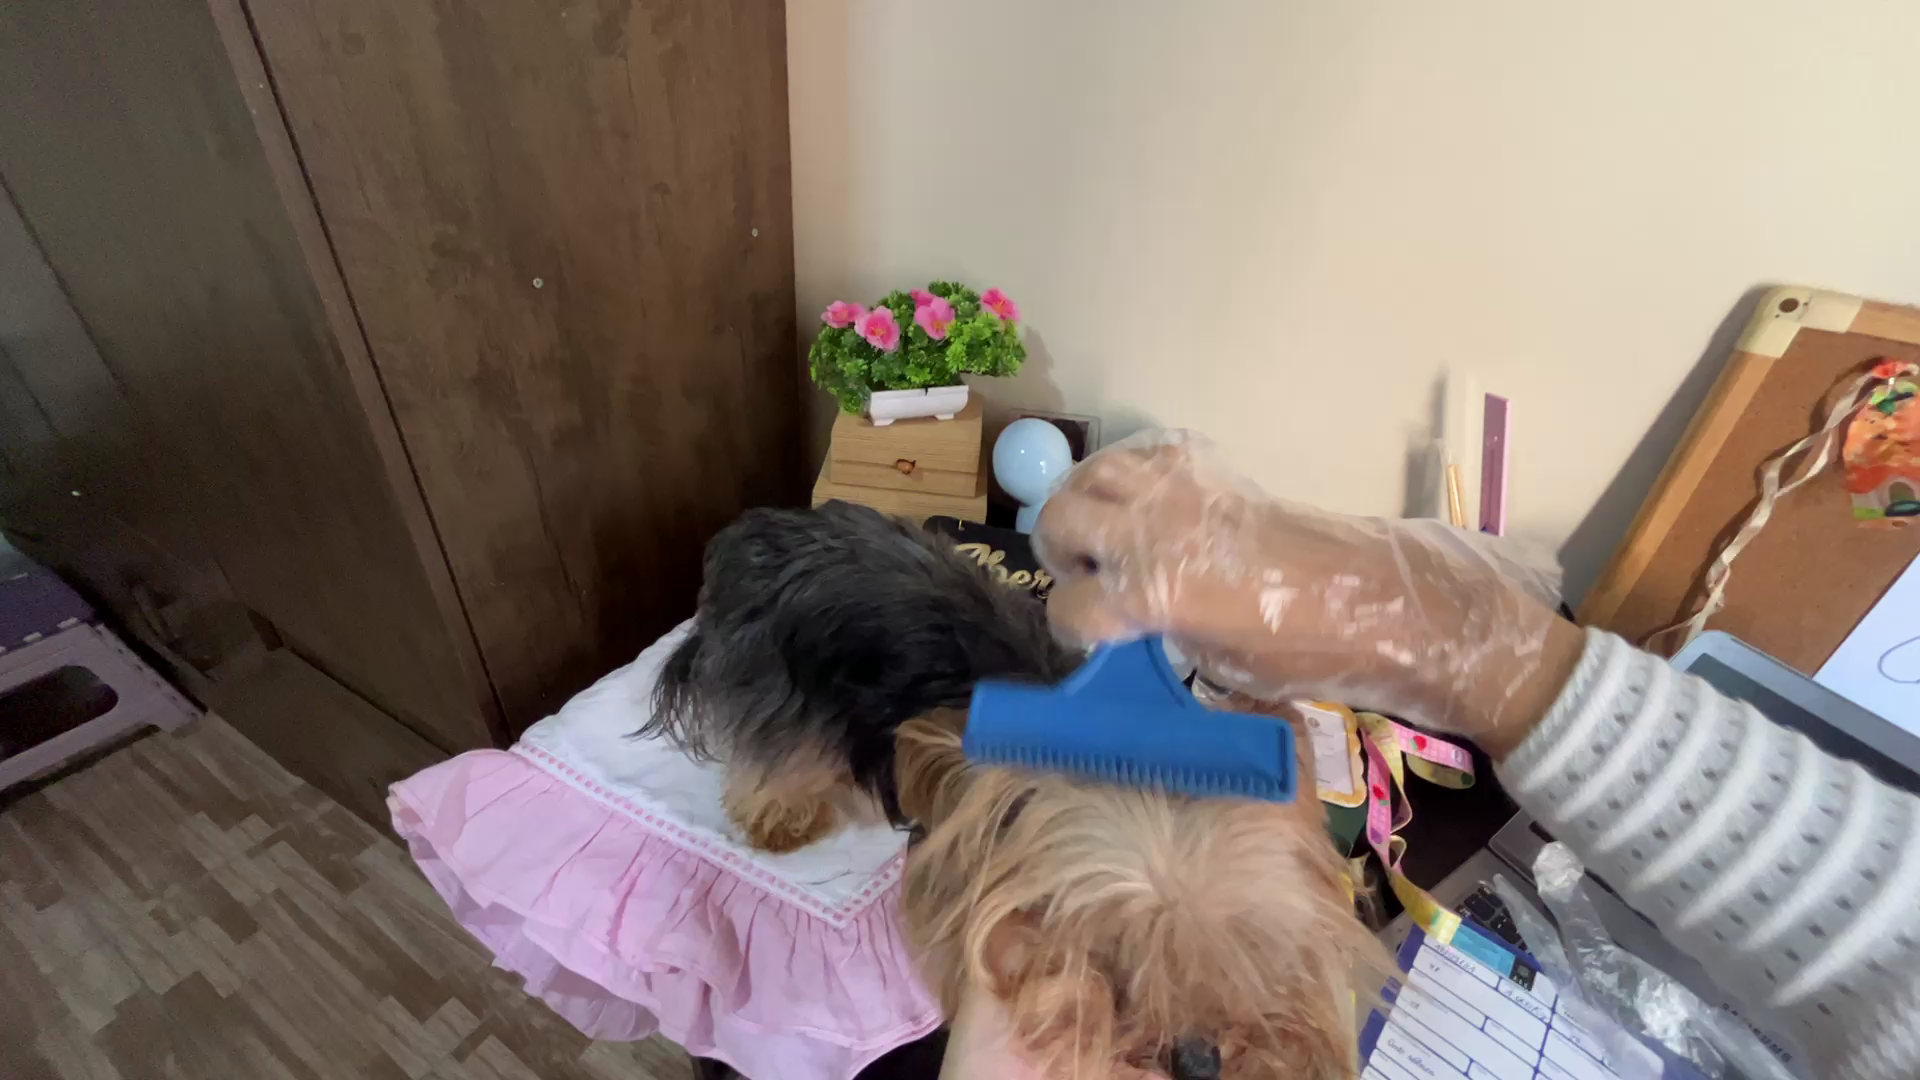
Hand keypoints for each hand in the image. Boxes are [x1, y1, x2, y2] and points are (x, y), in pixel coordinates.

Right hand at [1034, 431, 1580, 750]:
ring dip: (1085, 503)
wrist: (1359, 594)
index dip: (1072, 626)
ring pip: (1088, 474)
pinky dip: (1130, 476)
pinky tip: (1147, 502)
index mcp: (1148, 595)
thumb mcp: (1203, 660)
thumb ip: (1147, 627)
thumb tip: (1123, 610)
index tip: (1087, 631)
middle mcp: (1147, 533)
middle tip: (1087, 570)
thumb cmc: (1289, 648)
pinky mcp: (1199, 462)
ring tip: (1107, 528)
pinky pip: (1138, 453)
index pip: (1068, 607)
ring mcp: (1172, 489)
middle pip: (1056, 521)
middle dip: (1059, 551)